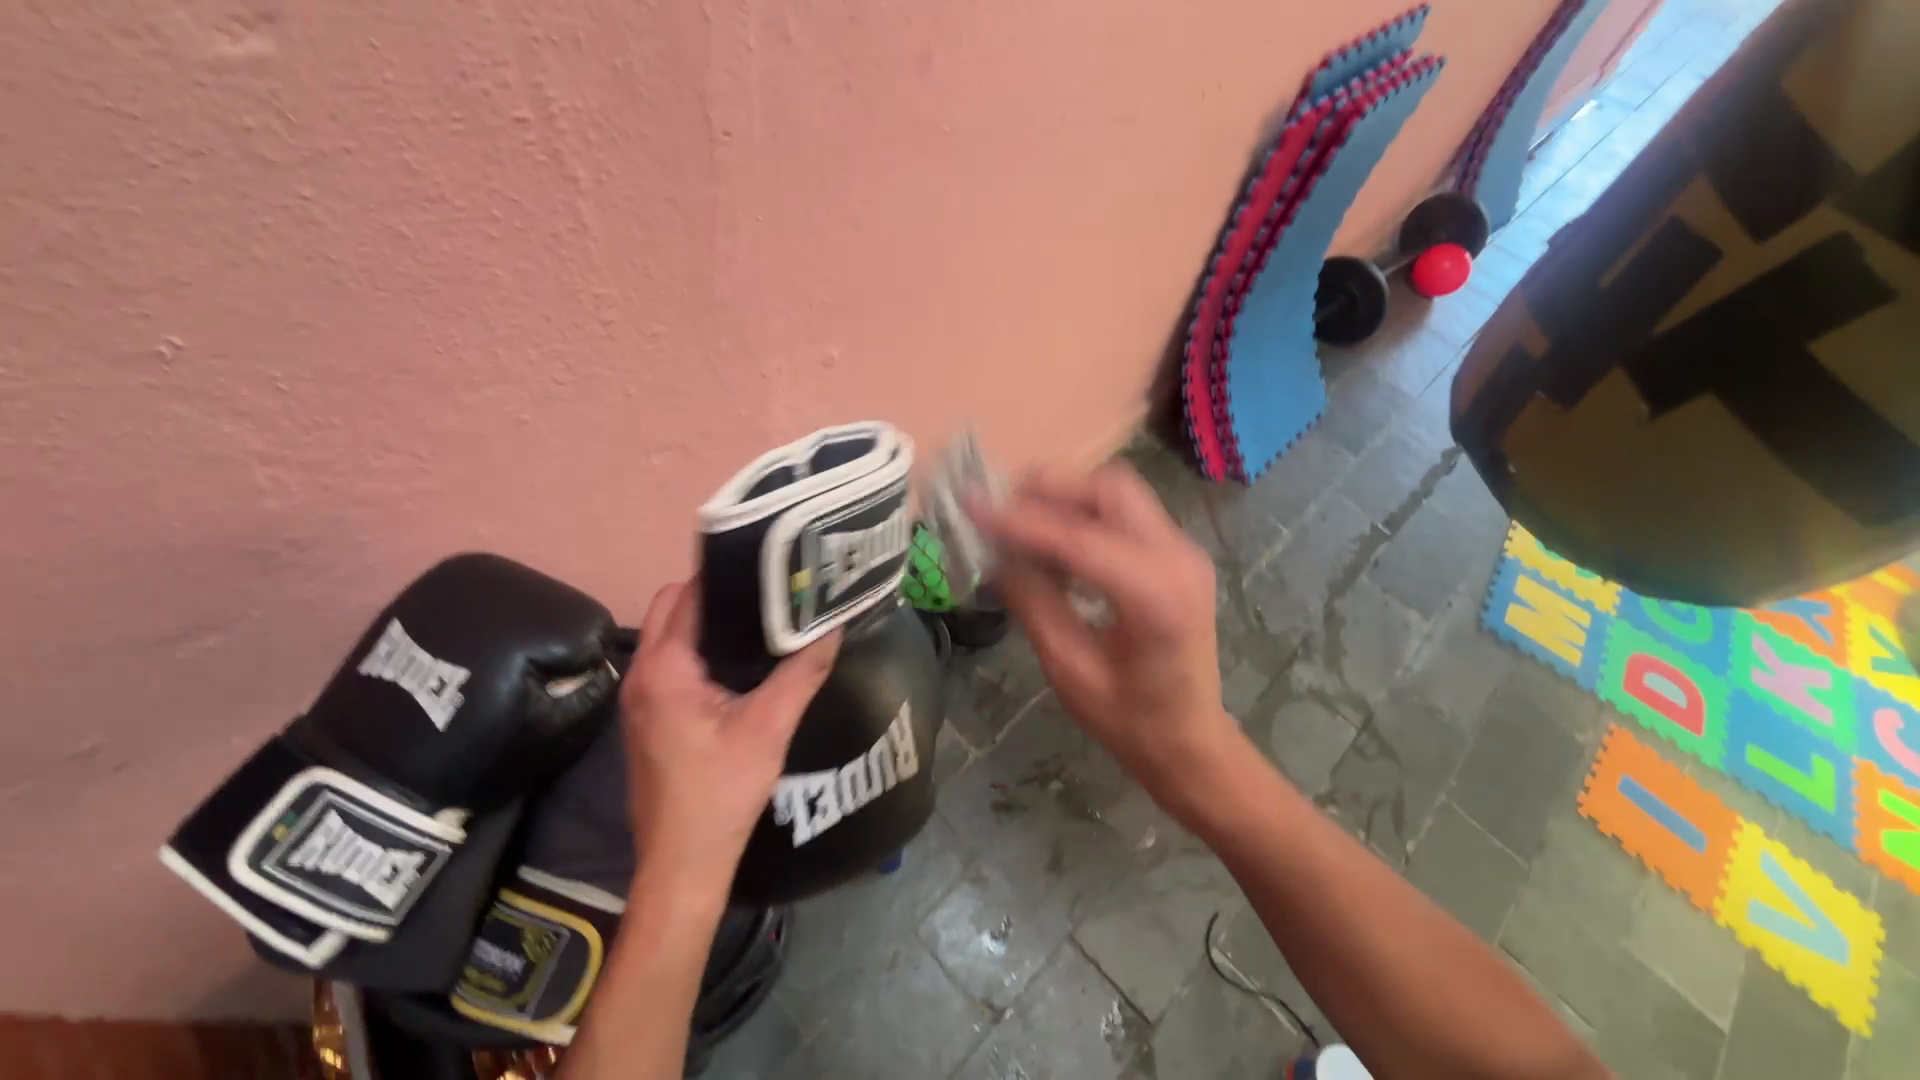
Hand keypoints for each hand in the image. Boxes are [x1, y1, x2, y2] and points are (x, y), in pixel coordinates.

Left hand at [619, 581, 840, 892]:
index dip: (726, 575)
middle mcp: (641, 674)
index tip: (767, 565)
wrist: (682, 862)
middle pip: (671, 609)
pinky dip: (696, 651)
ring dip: (704, 623)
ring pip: (668, 637)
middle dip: (713, 594)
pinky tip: (737, 666)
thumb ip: (801, 672)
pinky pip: (669, 665)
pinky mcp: (646, 720)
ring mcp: (638, 699)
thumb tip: (834, 626)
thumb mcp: (770, 728)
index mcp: (664, 668)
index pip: (688, 595)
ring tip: (758, 622)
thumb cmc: (722, 792)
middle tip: (766, 594)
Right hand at [971, 463, 1243, 817]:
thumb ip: (1032, 603)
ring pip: (1118, 494)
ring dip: (1066, 499)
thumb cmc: (1130, 721)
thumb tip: (992, 555)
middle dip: (1051, 490)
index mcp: (1156, 596)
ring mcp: (1184, 552)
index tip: (972, 506)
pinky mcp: (1178, 555)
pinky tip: (1054, 544)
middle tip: (1001, 509)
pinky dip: (1085, 516)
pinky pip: (1126, 515)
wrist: (1190, 741)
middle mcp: (1179, 558)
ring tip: (1020, 525)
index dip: (1021, 520)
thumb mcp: (1070, 669)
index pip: (1080, 538)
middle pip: (1110, 489)